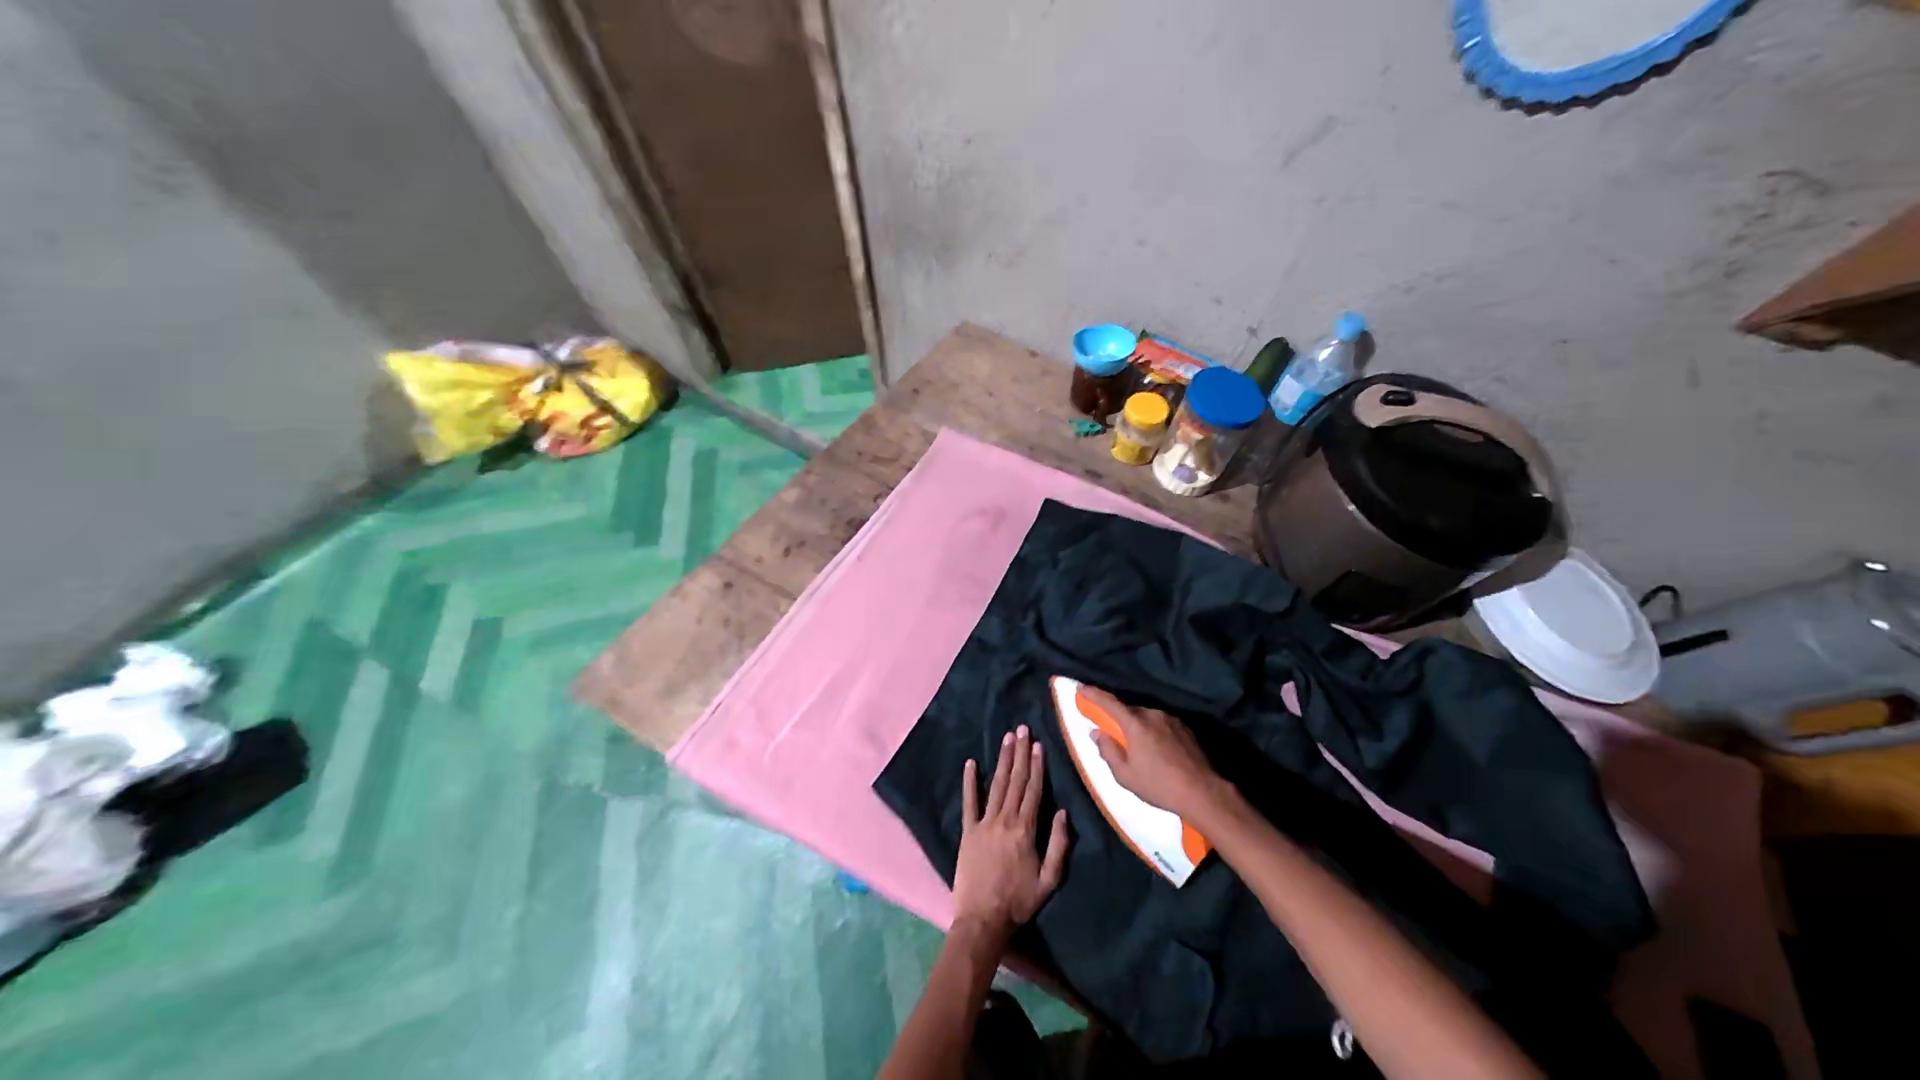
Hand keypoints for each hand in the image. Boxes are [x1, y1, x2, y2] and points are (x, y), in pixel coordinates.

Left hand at [951, 726, 1069, 943]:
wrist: (982, 919)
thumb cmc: (1019, 902)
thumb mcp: (1049, 879)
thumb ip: (1058, 845)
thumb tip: (1063, 812)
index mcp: (1026, 830)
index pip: (1033, 791)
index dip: (1037, 766)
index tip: (1038, 745)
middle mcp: (1005, 820)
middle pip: (1015, 782)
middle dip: (1020, 754)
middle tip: (1022, 729)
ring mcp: (984, 824)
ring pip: (996, 786)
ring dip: (1003, 761)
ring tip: (1007, 738)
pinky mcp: (967, 832)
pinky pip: (969, 802)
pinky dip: (969, 782)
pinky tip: (971, 763)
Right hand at [1083, 687, 1229, 819]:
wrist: (1203, 792)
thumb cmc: (1159, 785)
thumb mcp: (1125, 775)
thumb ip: (1108, 751)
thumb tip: (1097, 733)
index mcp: (1136, 724)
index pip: (1109, 703)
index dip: (1093, 694)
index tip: (1082, 688)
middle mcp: (1153, 714)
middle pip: (1129, 710)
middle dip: (1118, 717)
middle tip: (1113, 732)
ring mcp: (1171, 719)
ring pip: (1146, 717)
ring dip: (1138, 726)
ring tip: (1138, 747)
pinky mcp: (1185, 728)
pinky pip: (1161, 723)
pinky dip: (1153, 731)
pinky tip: (1157, 750)